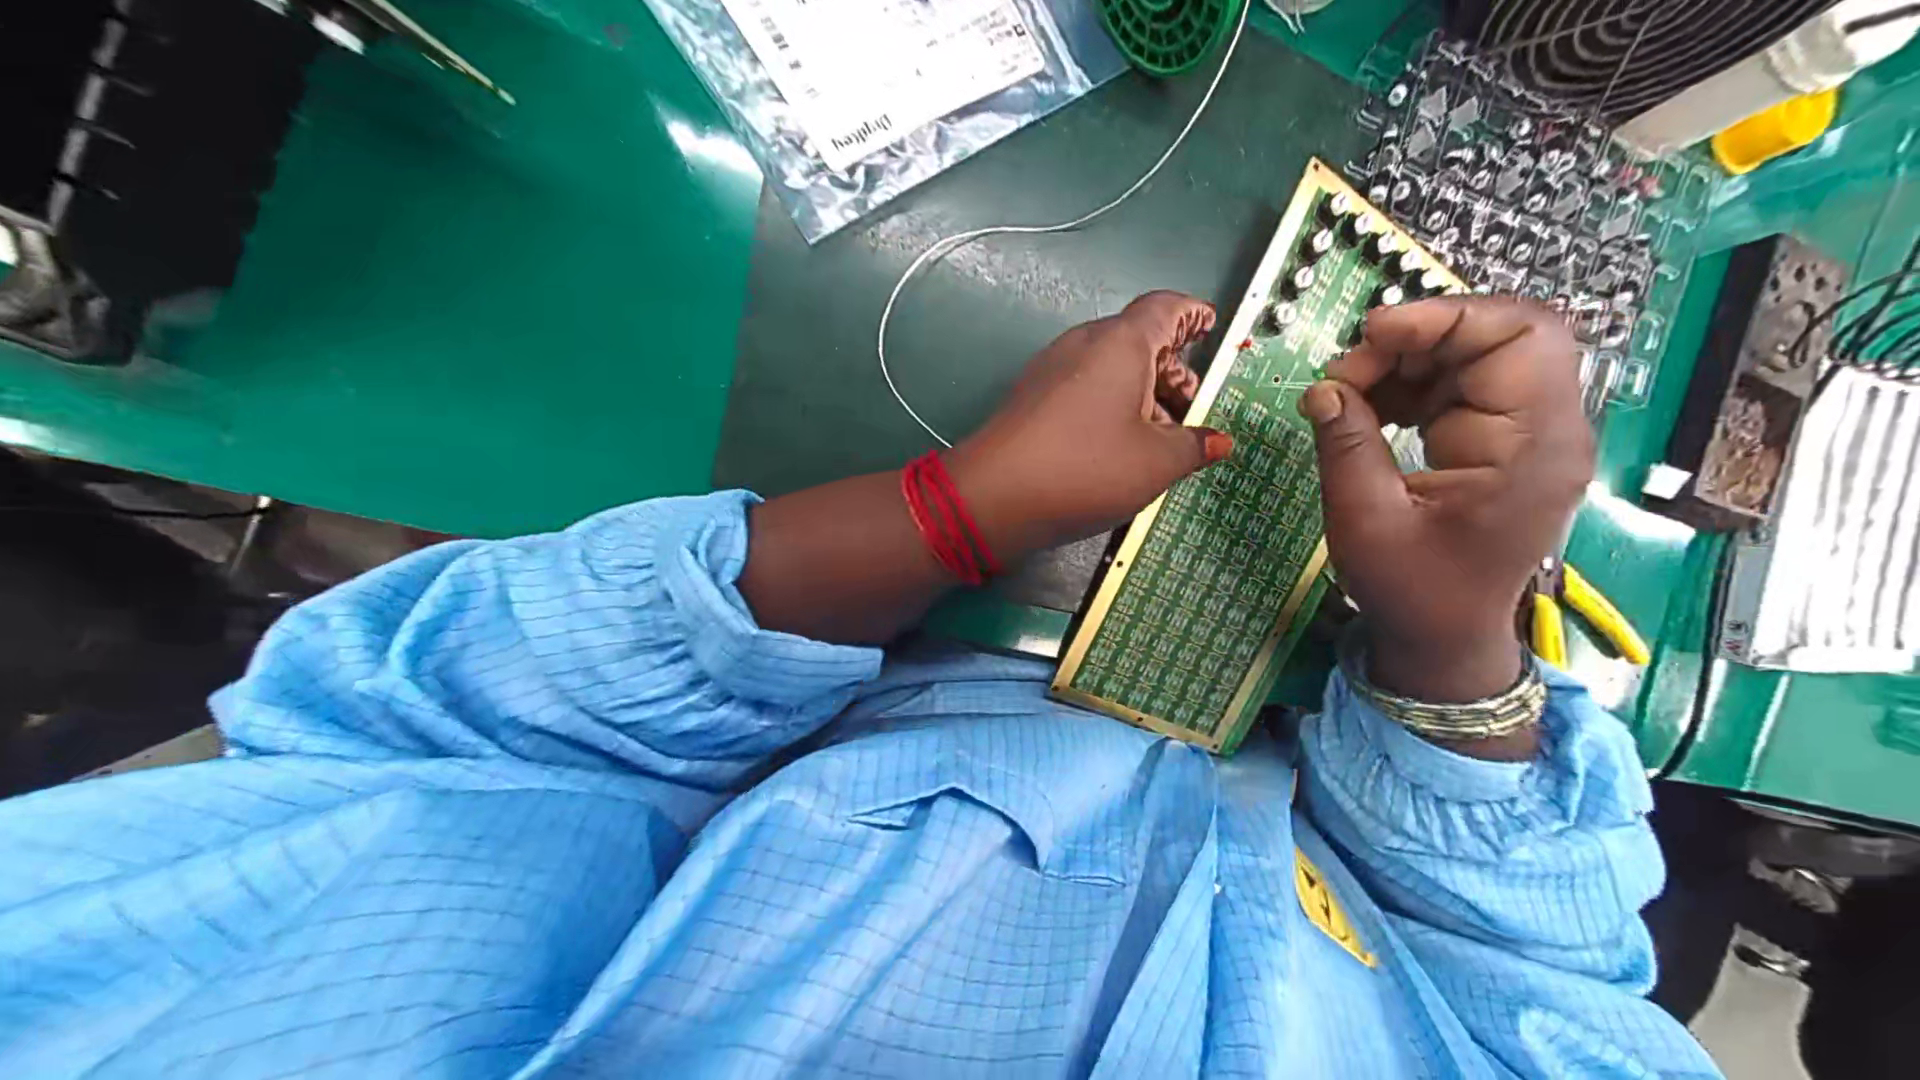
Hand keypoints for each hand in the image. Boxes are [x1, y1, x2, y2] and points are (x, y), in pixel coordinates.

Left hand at [946, 291, 1234, 558]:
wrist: (993, 496)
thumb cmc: (1086, 468)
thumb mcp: (1156, 462)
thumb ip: (1194, 446)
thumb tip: (1218, 441)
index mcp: (1120, 343)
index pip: (1166, 307)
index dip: (1193, 315)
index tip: (1210, 328)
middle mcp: (1083, 344)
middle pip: (1139, 342)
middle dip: (1173, 372)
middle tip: (1192, 414)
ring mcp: (1051, 370)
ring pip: (1110, 371)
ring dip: (1142, 396)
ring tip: (1161, 441)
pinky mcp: (1031, 399)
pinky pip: (1084, 390)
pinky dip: (1110, 407)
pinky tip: (1118, 449)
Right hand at [1299, 297, 1593, 702]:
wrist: (1444, 637)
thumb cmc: (1412, 588)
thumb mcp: (1364, 520)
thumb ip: (1346, 445)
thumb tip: (1322, 389)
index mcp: (1531, 447)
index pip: (1519, 337)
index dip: (1445, 317)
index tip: (1368, 335)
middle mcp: (1545, 429)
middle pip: (1498, 338)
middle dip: (1415, 341)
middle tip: (1344, 375)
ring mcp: (1525, 435)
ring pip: (1474, 358)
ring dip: (1405, 364)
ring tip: (1345, 395)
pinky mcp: (1499, 444)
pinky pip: (1459, 389)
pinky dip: (1410, 388)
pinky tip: (1368, 411)